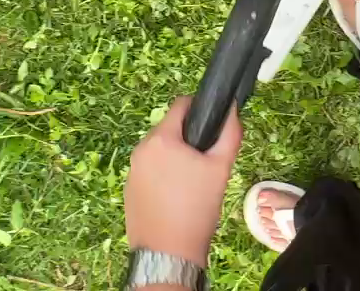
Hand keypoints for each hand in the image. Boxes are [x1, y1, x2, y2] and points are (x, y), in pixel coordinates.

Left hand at [124, 97, 241, 265]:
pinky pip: (149, 172)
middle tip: (205, 162)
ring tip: (192, 183)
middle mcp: (140, 149)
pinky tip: (176, 198)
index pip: (181, 104)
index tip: (211, 127)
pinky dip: (162, 176)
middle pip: (170, 129)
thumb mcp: (221, 167)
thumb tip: (231, 108)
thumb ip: (230, 132)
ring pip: (159, 151)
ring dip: (175, 158)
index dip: (200, 109)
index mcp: (161, 138)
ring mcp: (131, 172)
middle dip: (188, 139)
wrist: (168, 256)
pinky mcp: (128, 192)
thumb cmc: (197, 208)